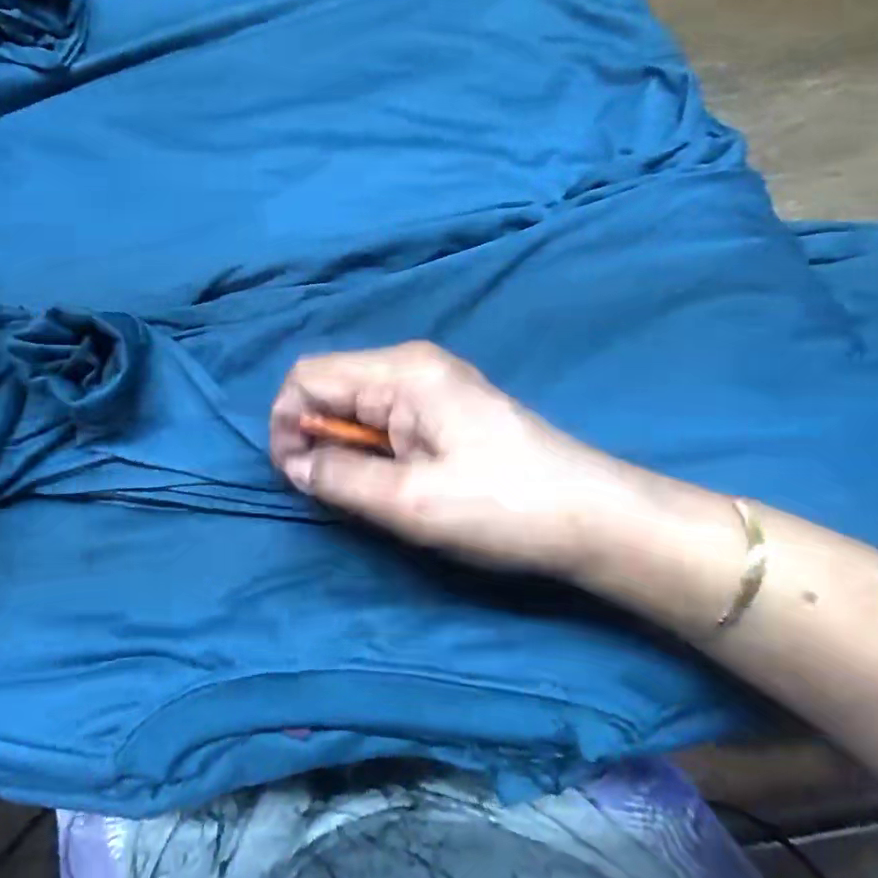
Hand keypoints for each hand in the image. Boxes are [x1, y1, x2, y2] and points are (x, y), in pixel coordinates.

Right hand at [269, 342, 666, 577]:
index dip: (286, 423)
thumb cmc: (501, 506)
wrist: (590, 514)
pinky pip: (386, 417)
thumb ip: (340, 477)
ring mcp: (434, 383)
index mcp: (403, 371)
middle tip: (331, 491)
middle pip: (331, 384)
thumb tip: (296, 464)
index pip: (309, 375)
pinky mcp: (448, 406)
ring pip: (356, 404)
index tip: (295, 477)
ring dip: (344, 446)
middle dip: (314, 435)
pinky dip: (372, 447)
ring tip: (369, 491)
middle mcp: (414, 363)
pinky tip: (393, 479)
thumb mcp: (410, 501)